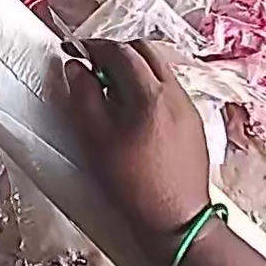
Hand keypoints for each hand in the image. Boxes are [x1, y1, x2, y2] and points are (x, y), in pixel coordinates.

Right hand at [61, 39, 210, 252]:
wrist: (175, 218)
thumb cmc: (129, 178)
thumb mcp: (94, 135)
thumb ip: (83, 94)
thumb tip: (76, 66)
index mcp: (149, 94)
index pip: (120, 52)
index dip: (92, 46)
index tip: (72, 50)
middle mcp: (174, 92)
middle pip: (145, 51)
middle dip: (115, 51)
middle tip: (91, 65)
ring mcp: (188, 106)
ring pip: (158, 68)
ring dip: (131, 67)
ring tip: (108, 87)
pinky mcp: (193, 121)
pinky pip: (167, 87)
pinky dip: (145, 84)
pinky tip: (130, 108)